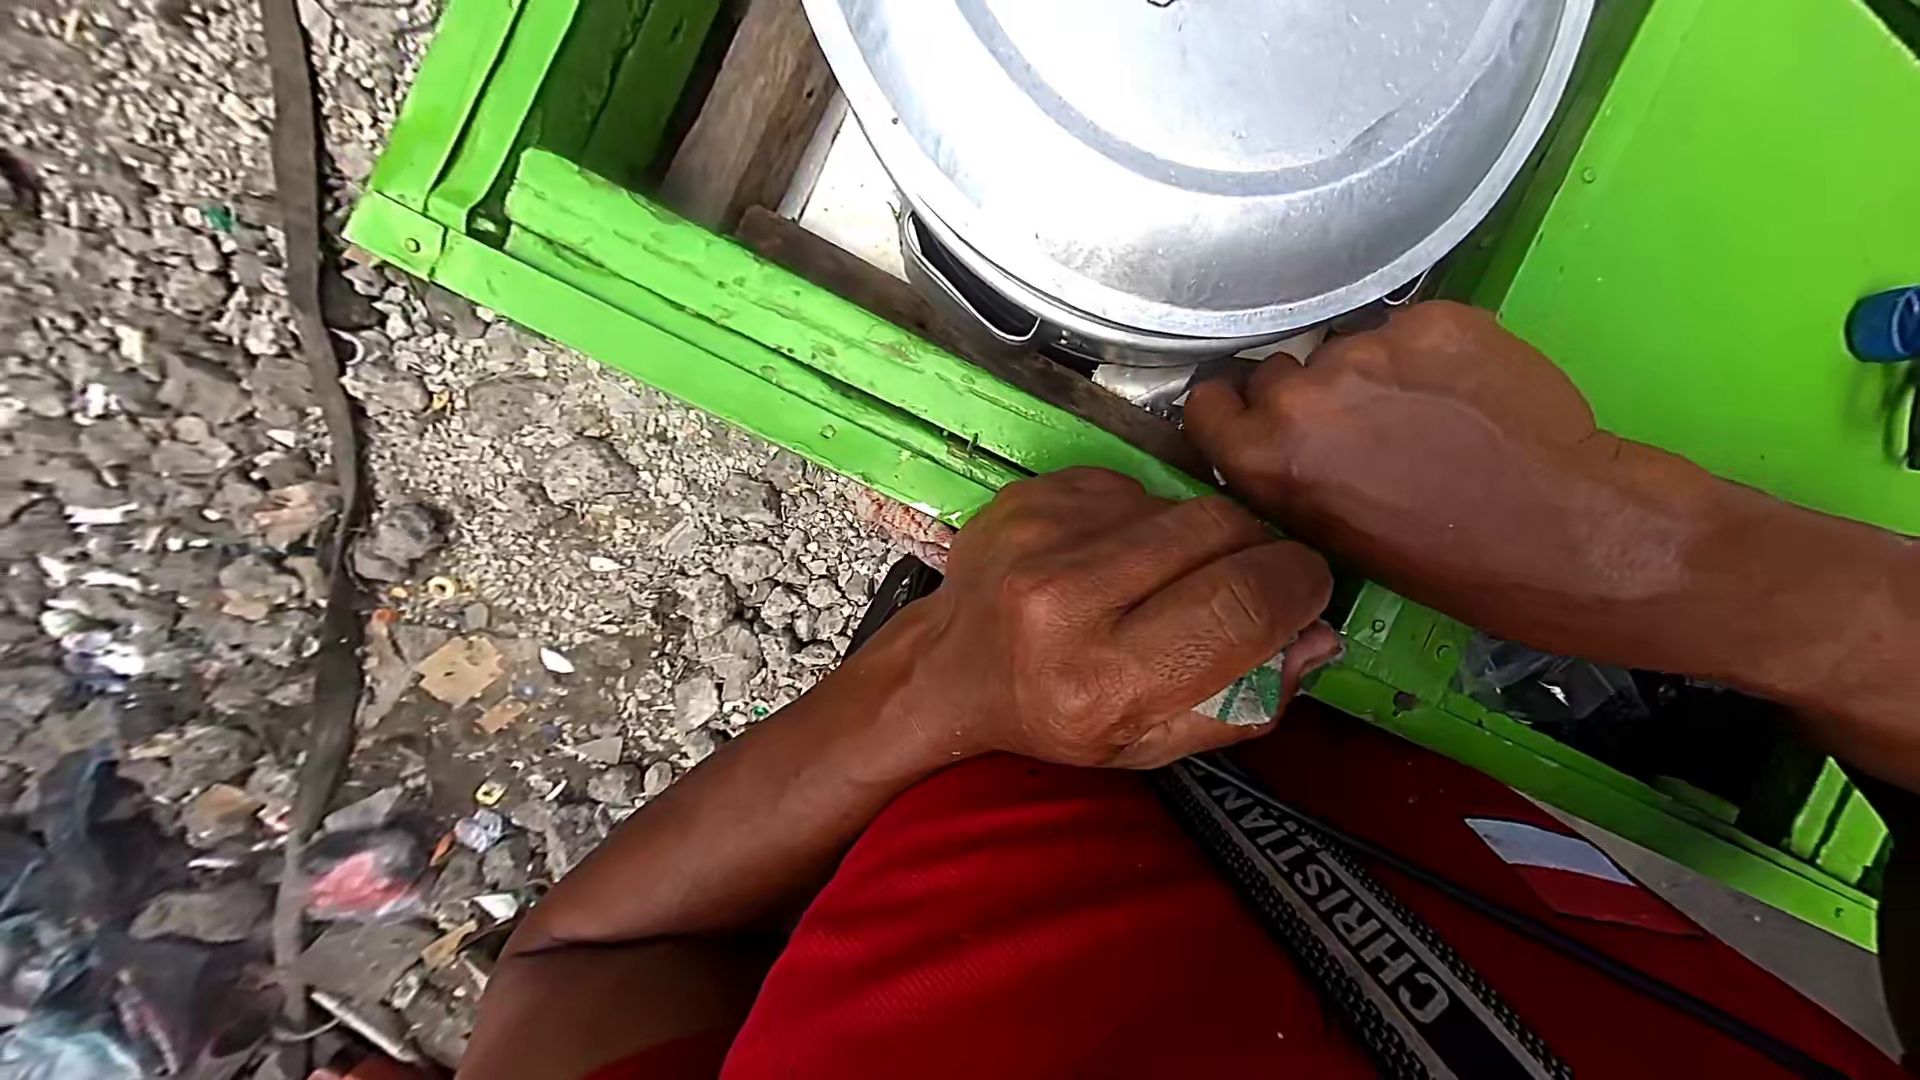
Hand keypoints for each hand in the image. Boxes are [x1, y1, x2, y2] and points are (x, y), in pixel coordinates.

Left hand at [872, 468, 1338, 769]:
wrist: (951, 663)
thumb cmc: (1051, 714)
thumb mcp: (1147, 742)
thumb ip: (1244, 702)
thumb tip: (1318, 634)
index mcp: (1101, 676)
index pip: (1240, 604)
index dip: (1297, 588)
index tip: (1303, 590)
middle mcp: (1065, 595)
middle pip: (1218, 531)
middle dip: (1255, 550)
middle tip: (1241, 578)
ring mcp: (1041, 532)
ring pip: (1178, 502)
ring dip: (1195, 536)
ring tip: (1161, 574)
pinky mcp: (1031, 493)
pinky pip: (1130, 486)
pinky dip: (1143, 516)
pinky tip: (1113, 552)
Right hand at [1185, 301, 1715, 657]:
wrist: (1559, 532)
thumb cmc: (1425, 555)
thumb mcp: (1314, 529)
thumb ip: (1271, 470)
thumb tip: (1263, 433)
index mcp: (1261, 457)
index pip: (1204, 401)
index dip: (1228, 412)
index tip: (1252, 422)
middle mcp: (1299, 396)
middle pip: (1269, 371)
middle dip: (1296, 396)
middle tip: (1345, 428)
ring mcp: (1367, 351)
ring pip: (1337, 349)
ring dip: (1358, 374)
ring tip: (1413, 413)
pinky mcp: (1434, 319)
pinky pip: (1399, 330)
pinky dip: (1417, 355)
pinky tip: (1454, 392)